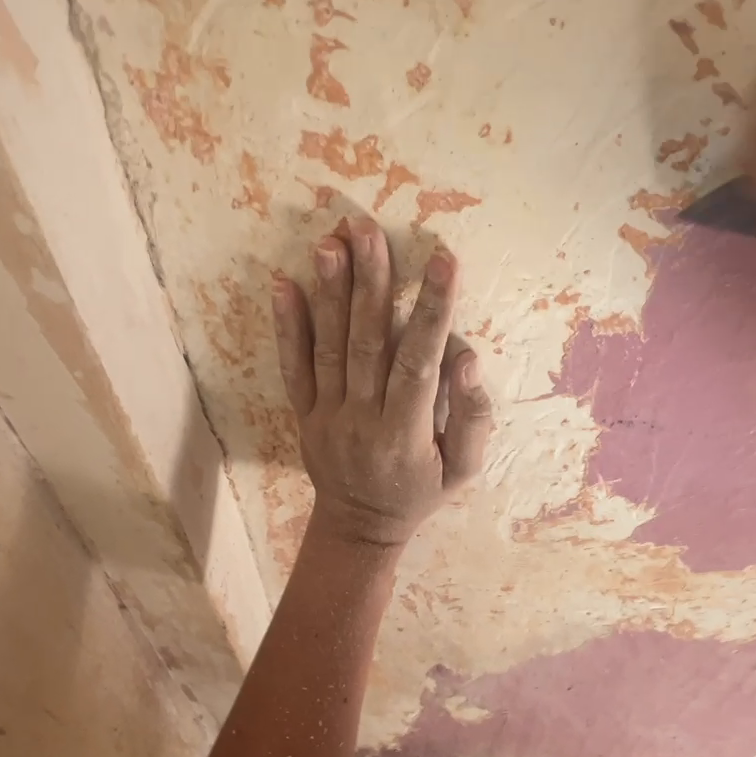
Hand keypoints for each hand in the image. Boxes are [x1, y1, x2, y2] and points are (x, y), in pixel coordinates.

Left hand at [272, 219, 493, 548]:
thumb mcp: (462, 471)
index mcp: (404, 434)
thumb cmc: (419, 494)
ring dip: (329, 292)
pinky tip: (284, 285)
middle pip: (366, 344)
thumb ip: (471, 418)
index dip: (431, 310)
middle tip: (369, 230)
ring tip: (331, 242)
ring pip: (327, 348)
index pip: (418, 363)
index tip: (444, 261)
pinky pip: (293, 368)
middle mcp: (361, 420)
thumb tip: (468, 358)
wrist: (359, 526)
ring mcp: (326, 416)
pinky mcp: (303, 414)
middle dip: (371, 284)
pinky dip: (287, 326)